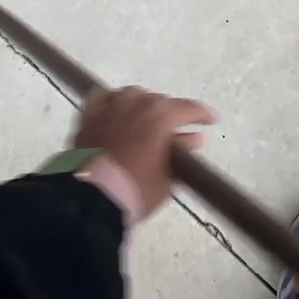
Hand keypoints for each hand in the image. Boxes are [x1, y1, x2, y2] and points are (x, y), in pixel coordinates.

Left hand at [70, 86, 214, 219]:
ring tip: (144, 123)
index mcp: (161, 114)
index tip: (211, 120)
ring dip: (141, 107)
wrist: (89, 202)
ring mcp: (110, 106)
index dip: (202, 114)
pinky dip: (110, 103)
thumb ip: (180, 154)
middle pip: (159, 102)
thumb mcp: (167, 178)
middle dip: (168, 116)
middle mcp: (136, 101)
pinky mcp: (88, 116)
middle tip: (173, 133)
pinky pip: (101, 99)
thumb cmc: (136, 190)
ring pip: (131, 96)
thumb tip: (192, 140)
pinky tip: (113, 112)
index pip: (189, 108)